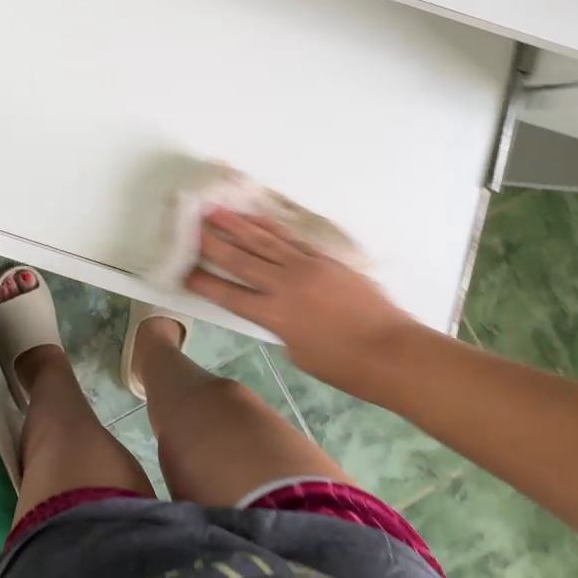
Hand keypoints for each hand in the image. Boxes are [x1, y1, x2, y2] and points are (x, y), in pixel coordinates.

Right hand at [185, 208, 422, 392]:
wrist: (396, 353)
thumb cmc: (348, 367)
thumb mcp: (299, 354)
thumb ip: (278, 327)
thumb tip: (269, 307)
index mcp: (274, 316)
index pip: (227, 295)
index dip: (202, 281)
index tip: (181, 269)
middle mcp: (284, 286)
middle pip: (239, 260)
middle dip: (210, 242)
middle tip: (187, 225)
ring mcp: (305, 268)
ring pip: (261, 241)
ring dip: (234, 225)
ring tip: (212, 210)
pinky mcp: (323, 259)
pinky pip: (288, 238)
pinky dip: (267, 227)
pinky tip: (251, 218)